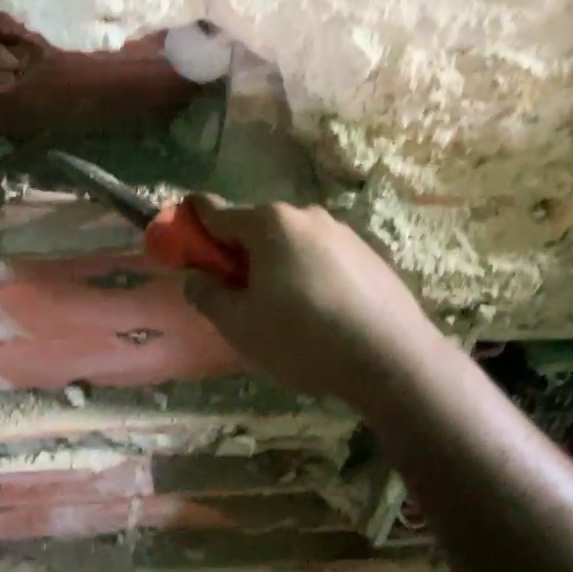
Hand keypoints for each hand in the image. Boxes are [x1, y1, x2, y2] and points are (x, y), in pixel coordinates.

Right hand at [182, 197, 433, 403]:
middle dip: (236, 253)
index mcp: (268, 223)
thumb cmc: (304, 339)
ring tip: (281, 312)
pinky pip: (320, 257)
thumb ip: (207, 295)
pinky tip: (317, 314)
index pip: (213, 210)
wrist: (394, 361)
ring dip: (274, 265)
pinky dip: (307, 275)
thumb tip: (196, 277)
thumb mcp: (239, 324)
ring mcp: (341, 232)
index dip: (189, 223)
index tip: (178, 238)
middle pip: (253, 227)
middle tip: (234, 294)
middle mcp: (304, 215)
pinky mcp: (368, 254)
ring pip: (289, 243)